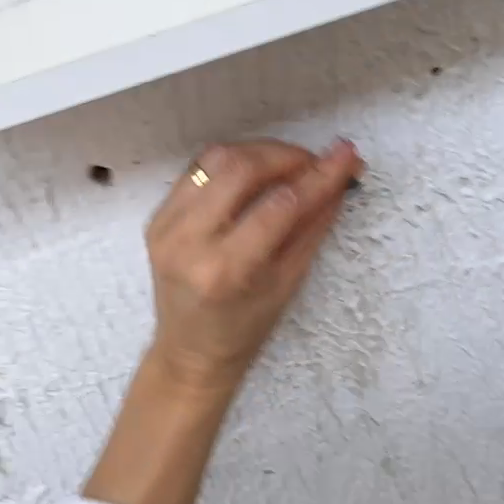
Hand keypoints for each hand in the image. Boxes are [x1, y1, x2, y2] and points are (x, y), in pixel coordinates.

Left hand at [142, 138, 363, 393]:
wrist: (190, 351)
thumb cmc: (247, 327)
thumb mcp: (289, 281)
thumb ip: (313, 225)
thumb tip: (340, 179)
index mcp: (226, 270)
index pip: (279, 206)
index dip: (318, 176)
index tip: (346, 157)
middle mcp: (188, 241)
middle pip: (241, 169)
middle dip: (286, 155)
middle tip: (314, 162)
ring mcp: (165, 226)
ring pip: (216, 159)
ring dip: (258, 152)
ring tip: (287, 164)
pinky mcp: (156, 216)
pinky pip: (197, 170)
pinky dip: (231, 163)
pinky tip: (254, 173)